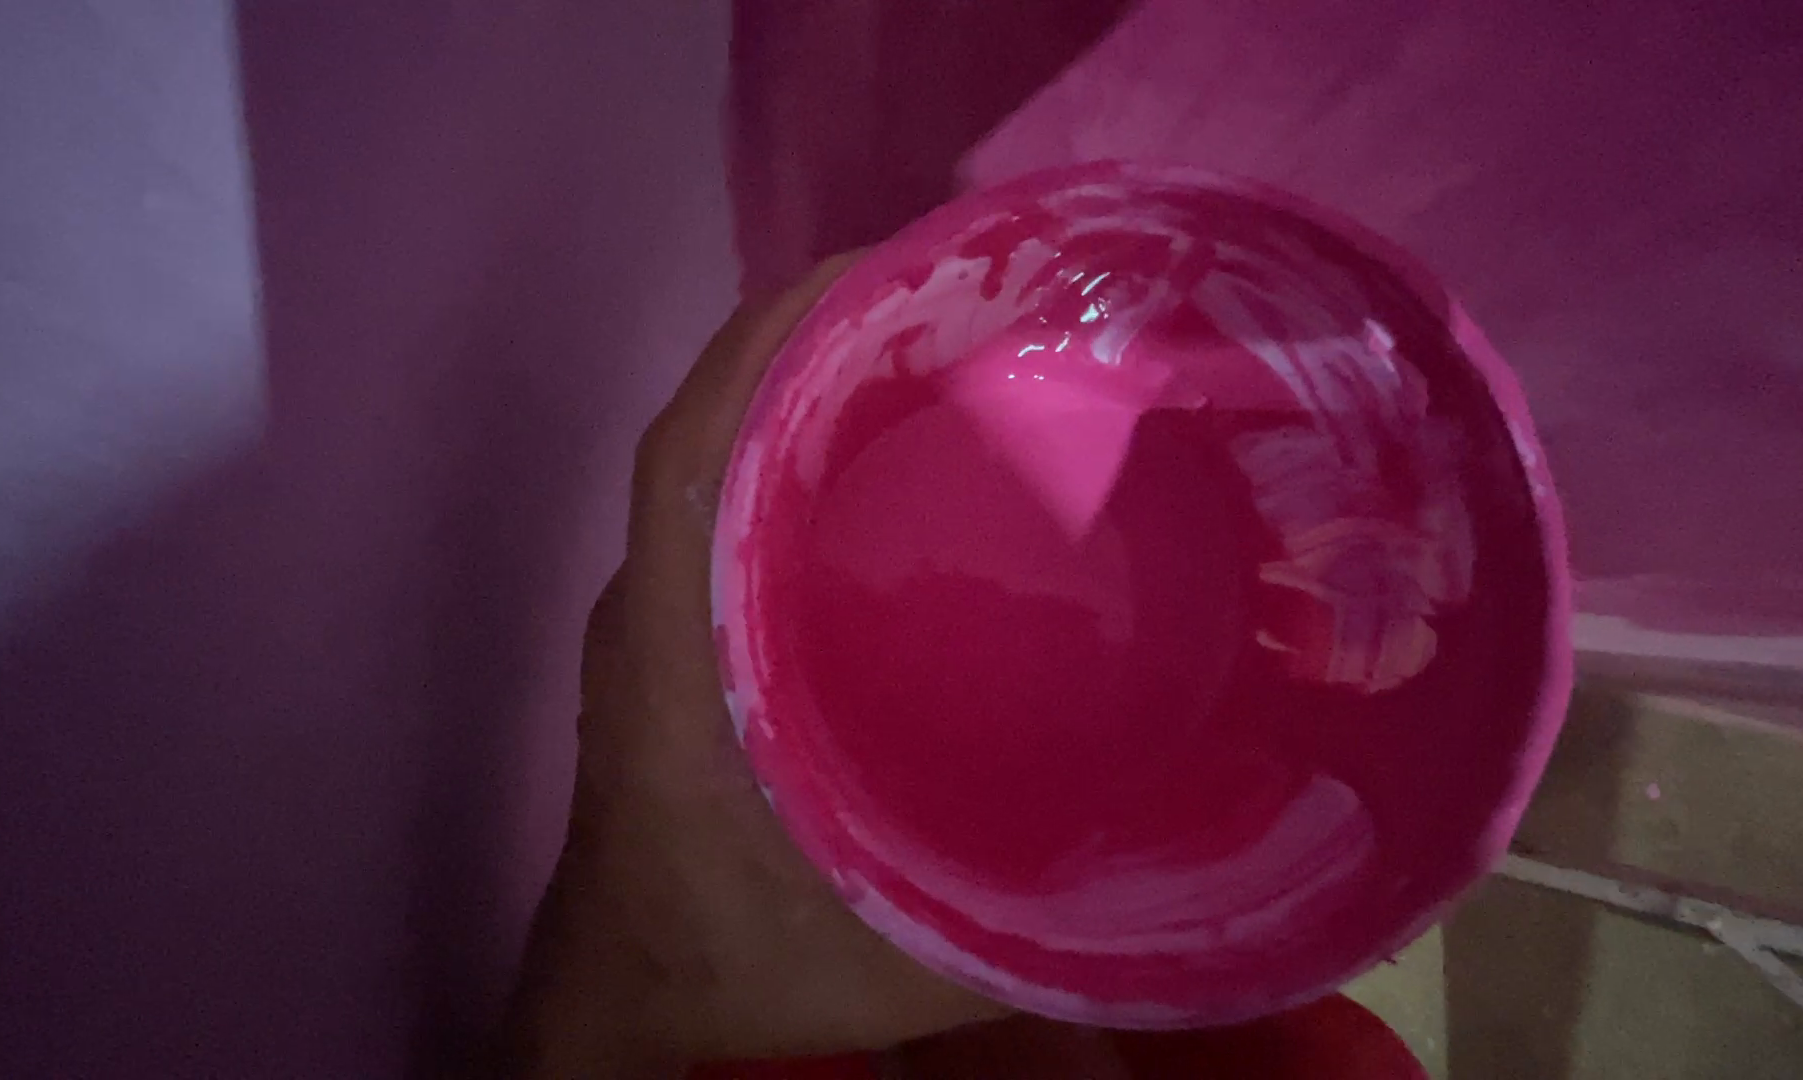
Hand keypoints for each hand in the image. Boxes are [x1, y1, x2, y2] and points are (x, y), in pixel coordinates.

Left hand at [491, 255, 1008, 1077]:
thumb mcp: (894, 943)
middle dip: (814, 352)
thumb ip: (1026, 904)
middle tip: (944, 318)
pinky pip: (733, 523)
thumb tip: (1163, 837)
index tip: (872, 269)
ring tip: (928, 374)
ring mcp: (659, 621)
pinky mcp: (676, 646)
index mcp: (671, 644)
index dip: (771, 336)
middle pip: (718, 435)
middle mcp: (653, 607)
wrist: (638, 1014)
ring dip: (807, 407)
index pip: (694, 442)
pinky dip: (796, 476)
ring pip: (725, 473)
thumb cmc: (736, 969)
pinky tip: (884, 489)